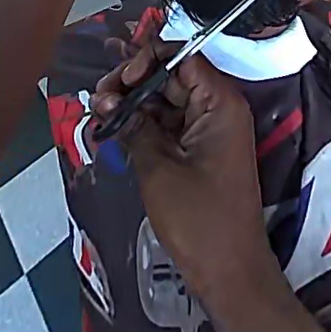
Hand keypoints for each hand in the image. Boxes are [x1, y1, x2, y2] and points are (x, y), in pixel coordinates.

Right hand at [92, 44, 276, 301]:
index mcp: (219, 102)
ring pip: (167, 98)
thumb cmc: (199, 220)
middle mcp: (218, 107)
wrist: (230, 274)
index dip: (148, 59)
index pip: (183, 57)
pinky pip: (170, 121)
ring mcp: (210, 128)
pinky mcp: (201, 147)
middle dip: (133, 82)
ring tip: (100, 110)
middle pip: (172, 76)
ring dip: (134, 102)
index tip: (121, 78)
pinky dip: (144, 122)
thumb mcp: (159, 168)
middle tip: (100, 95)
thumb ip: (132, 125)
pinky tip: (114, 125)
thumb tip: (106, 98)